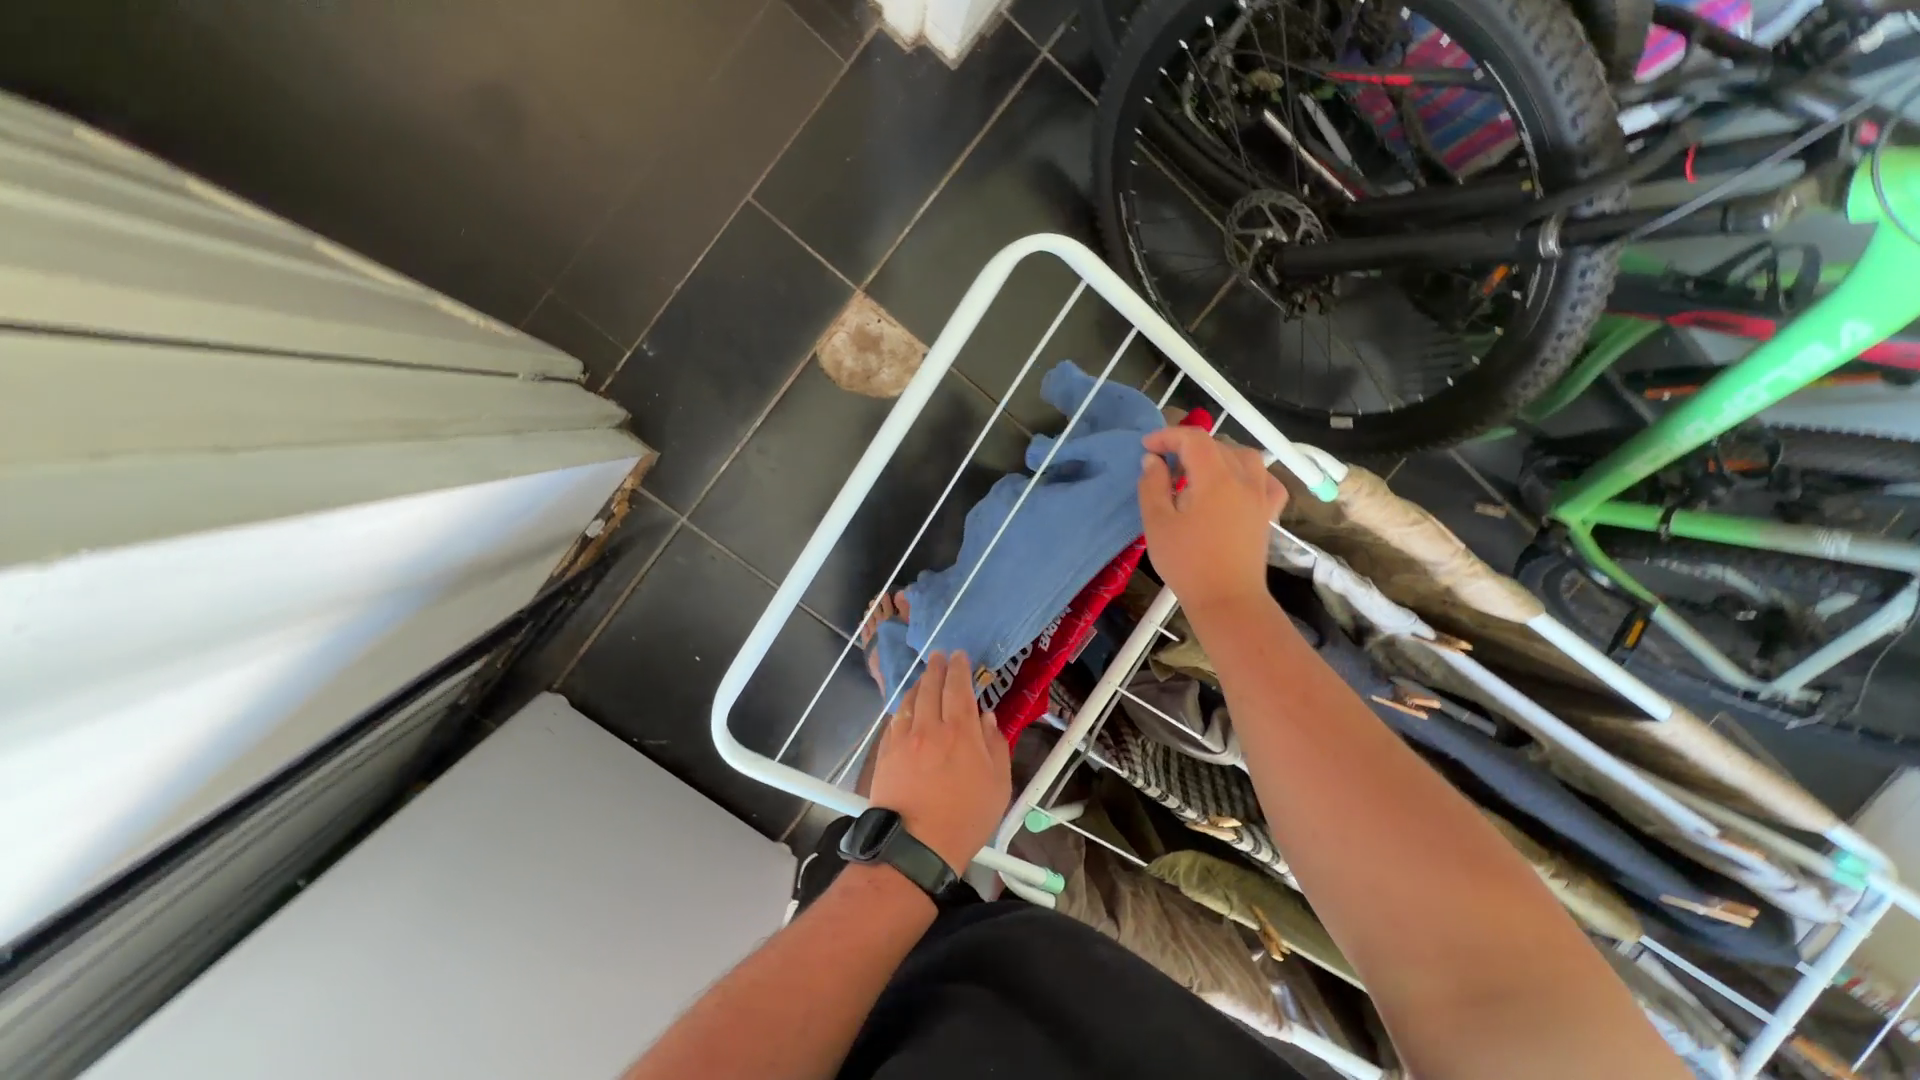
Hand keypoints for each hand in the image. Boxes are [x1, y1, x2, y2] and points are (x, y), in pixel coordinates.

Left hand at [866, 651, 1012, 870]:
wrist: (916, 846)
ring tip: (924, 678)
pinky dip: (903, 708)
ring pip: (909, 701)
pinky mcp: (885, 755)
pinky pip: (894, 721)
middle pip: (931, 688)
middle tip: (939, 656)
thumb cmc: (965, 819)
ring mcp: (903, 740)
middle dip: (937, 668)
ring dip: (918, 685)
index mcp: (960, 732)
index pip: (959, 688)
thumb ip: (995, 747)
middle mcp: (929, 728)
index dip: (960, 669)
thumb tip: (987, 719)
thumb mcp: (998, 785)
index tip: (960, 656)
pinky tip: (905, 708)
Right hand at [1138, 426, 1287, 615]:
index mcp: (1216, 477)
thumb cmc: (1187, 563)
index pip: (1193, 439)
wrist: (1227, 599)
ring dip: (1219, 455)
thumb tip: (1152, 460)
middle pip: (1217, 446)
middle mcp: (1244, 478)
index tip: (1147, 447)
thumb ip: (1152, 485)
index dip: (1168, 436)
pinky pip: (1265, 480)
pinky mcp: (1268, 513)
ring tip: (1198, 472)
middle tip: (1164, 467)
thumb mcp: (1157, 523)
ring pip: (1244, 457)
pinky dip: (1249, 474)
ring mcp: (1261, 495)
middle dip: (1188, 447)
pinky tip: (1237, 484)